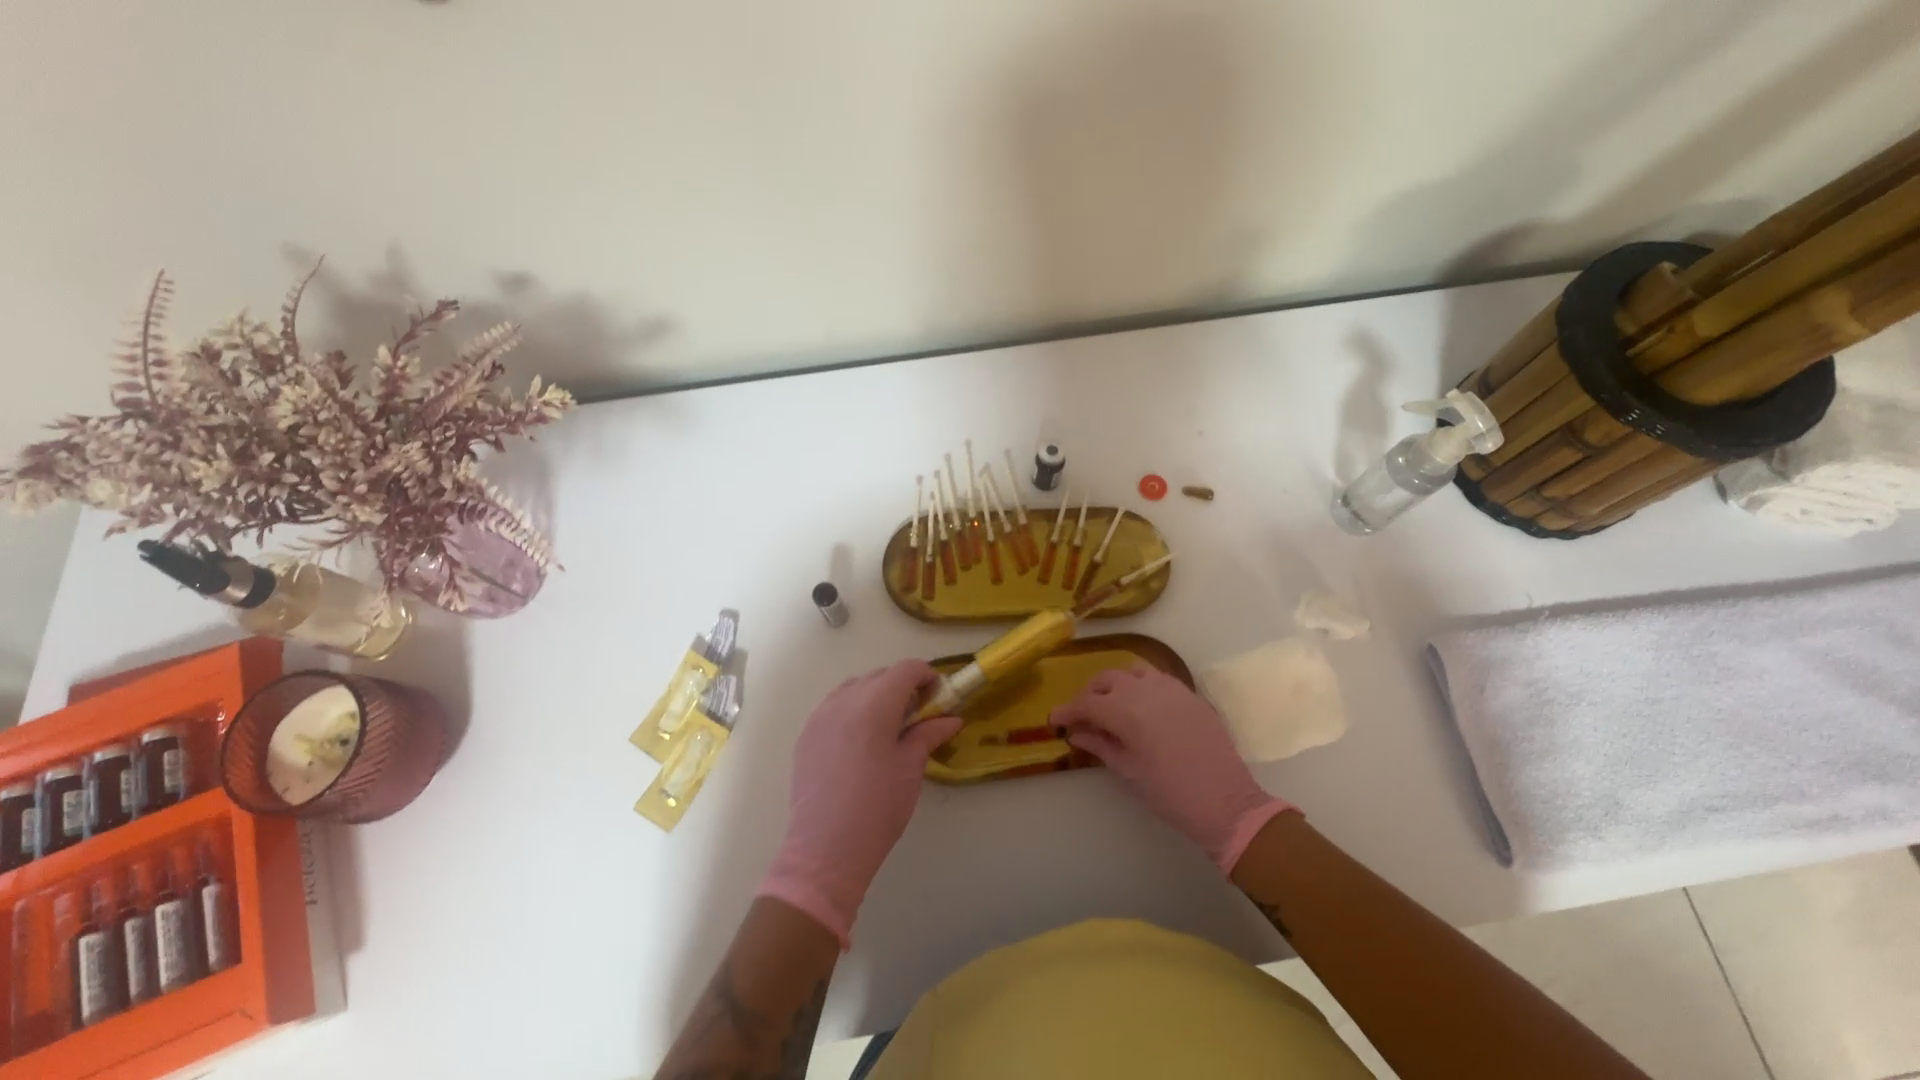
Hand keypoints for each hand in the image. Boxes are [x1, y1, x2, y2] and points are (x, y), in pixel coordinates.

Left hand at [757, 660, 960, 947]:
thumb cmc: (878, 809)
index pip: (904, 670)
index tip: (938, 696)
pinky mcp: (806, 735)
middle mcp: (843, 702)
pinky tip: (862, 740)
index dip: (926, 676)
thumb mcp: (910, 769)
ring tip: (889, 727)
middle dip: (902, 686)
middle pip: (879, 676)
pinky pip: (834, 707)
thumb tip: (951, 719)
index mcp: (874, 707)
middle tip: (919, 716)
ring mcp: (819, 717)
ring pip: (853, 688)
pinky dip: (853, 710)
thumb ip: (928, 735)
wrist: (825, 849)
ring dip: (876, 695)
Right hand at [1051, 664, 1292, 872]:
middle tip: (1083, 717)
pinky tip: (1140, 707)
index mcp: (1128, 712)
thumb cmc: (1171, 794)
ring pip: (1133, 672)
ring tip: (1111, 707)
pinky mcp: (1191, 696)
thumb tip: (1077, 733)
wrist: (1226, 803)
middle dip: (1090, 694)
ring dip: (1116, 684)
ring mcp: (1173, 690)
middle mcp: (1148, 691)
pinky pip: (1158, 678)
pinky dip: (1141, 685)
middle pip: (1108, 680)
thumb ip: (1101, 745)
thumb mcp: (1129, 772)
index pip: (1088, 703)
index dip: (1069, 711)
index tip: (1055, 720)